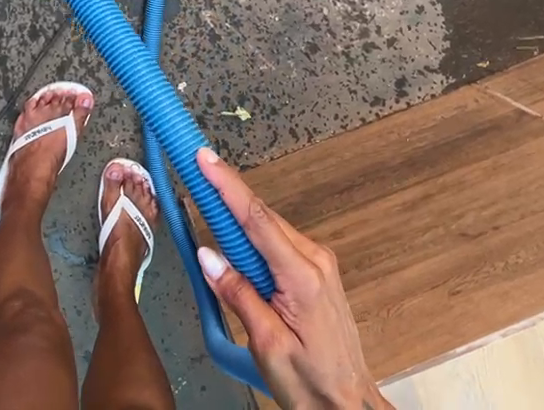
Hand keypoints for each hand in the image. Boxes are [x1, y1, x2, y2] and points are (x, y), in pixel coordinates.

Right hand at [194, 147, 388, 409]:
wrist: (348, 404)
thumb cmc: (310, 382)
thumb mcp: (267, 344)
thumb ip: (238, 294)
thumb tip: (207, 256)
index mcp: (302, 276)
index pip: (257, 218)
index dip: (227, 185)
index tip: (204, 158)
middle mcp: (315, 258)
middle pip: (261, 216)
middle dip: (226, 192)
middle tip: (194, 171)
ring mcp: (318, 261)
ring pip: (268, 227)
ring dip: (236, 216)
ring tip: (206, 203)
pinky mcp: (315, 270)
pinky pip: (277, 241)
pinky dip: (251, 235)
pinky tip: (234, 241)